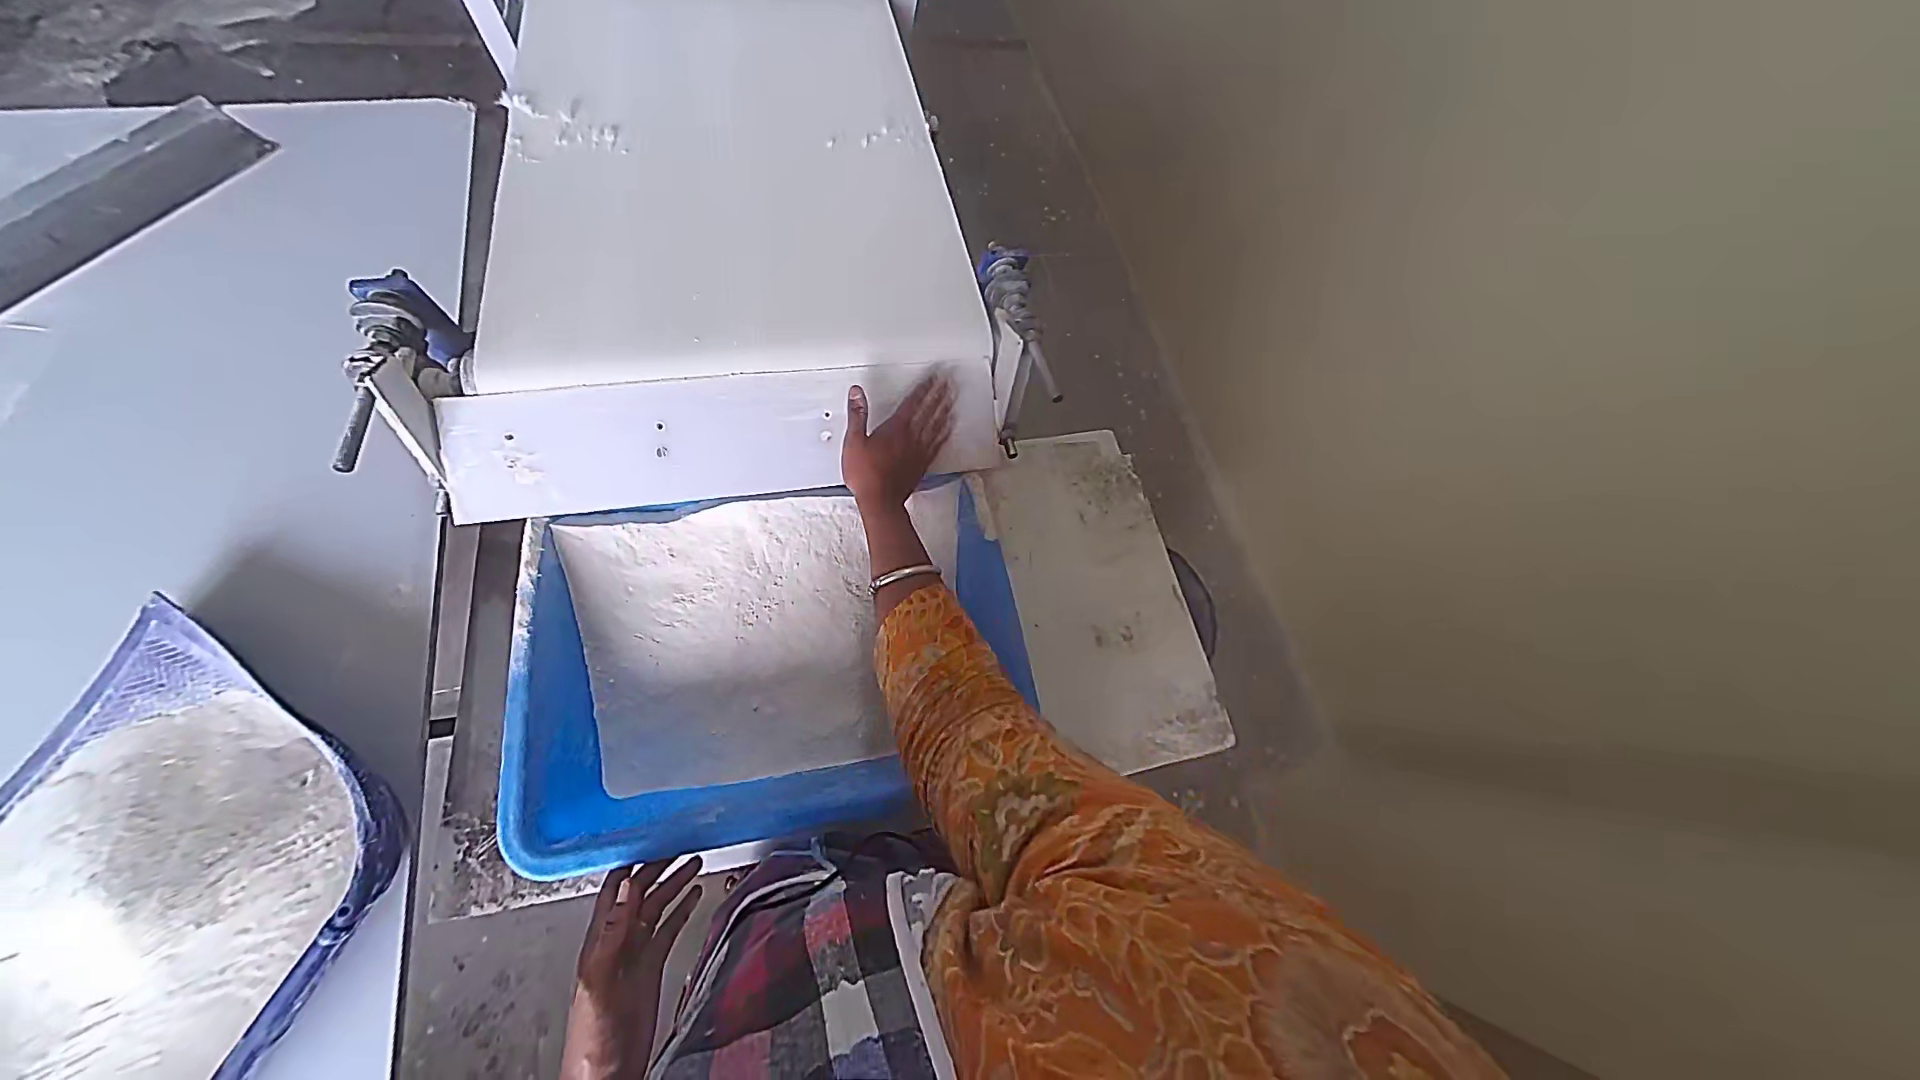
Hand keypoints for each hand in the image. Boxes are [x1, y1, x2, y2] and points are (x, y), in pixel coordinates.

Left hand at [559, 858, 703, 1079]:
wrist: (607, 1074)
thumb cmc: (594, 1036)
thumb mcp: (599, 980)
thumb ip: (612, 933)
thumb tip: (626, 888)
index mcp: (600, 940)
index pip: (615, 890)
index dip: (631, 862)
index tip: (651, 837)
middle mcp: (618, 941)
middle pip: (640, 893)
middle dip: (659, 867)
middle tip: (682, 845)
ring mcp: (636, 953)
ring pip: (657, 906)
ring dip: (675, 883)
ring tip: (695, 862)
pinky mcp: (652, 967)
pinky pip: (669, 928)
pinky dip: (682, 908)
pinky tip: (694, 896)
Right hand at [841, 373, 956, 510]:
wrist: (880, 501)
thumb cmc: (866, 476)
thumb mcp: (854, 442)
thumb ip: (857, 415)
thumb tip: (856, 393)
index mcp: (895, 429)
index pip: (913, 401)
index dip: (924, 386)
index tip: (934, 375)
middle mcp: (911, 437)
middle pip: (929, 409)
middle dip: (939, 393)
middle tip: (950, 380)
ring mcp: (919, 450)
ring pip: (937, 424)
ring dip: (946, 408)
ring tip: (954, 397)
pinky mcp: (922, 463)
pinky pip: (938, 443)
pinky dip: (945, 432)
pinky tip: (949, 426)